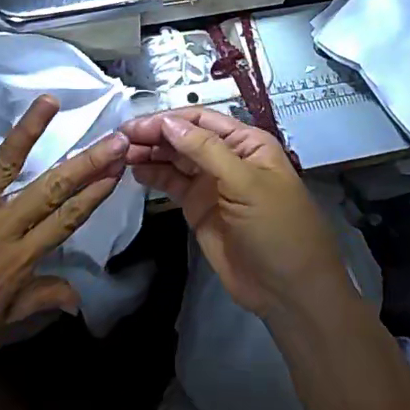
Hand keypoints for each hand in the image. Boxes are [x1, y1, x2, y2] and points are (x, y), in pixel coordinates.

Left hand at [0, 95, 128, 409]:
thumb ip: (32, 300)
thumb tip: (76, 297)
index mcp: (13, 267)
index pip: (65, 222)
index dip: (95, 194)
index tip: (120, 168)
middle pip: (50, 189)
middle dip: (87, 162)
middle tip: (116, 137)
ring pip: (3, 165)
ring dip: (29, 131)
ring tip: (50, 100)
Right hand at [122, 107, 352, 318]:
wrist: (288, 290)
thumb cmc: (277, 227)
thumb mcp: (246, 184)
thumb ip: (206, 151)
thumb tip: (168, 122)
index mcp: (246, 143)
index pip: (201, 120)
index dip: (169, 119)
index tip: (136, 125)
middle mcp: (227, 157)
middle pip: (185, 137)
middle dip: (154, 135)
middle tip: (120, 139)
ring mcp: (211, 183)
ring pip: (175, 159)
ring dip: (150, 153)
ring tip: (120, 153)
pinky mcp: (199, 208)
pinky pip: (172, 184)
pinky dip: (154, 175)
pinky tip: (135, 171)